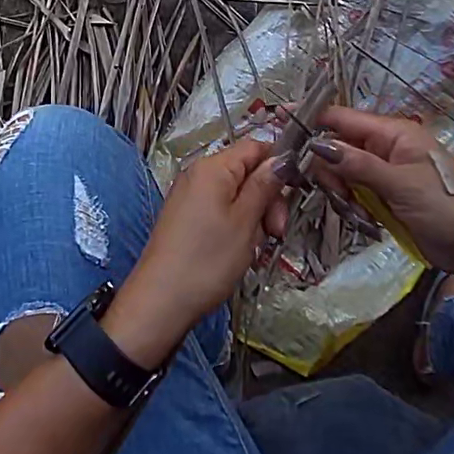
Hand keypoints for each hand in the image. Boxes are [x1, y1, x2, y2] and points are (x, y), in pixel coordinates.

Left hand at [106, 140, 283, 367]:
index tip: (294, 193)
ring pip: (238, 194)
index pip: (256, 147)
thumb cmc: (207, 260)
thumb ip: (265, 185)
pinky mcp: (187, 219)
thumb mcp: (246, 221)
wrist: (159, 306)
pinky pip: (222, 210)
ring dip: (256, 216)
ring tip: (257, 246)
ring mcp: (190, 198)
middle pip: (248, 172)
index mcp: (212, 168)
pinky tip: (241, 249)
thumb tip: (282, 159)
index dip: (279, 165)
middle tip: (276, 231)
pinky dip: (238, 226)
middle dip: (268, 198)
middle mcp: (198, 175)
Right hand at [305, 106, 453, 280]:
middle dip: (328, 166)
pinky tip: (361, 217)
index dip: (314, 120)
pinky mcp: (387, 197)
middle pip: (341, 146)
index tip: (279, 123)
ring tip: (352, 207)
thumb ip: (359, 165)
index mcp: (395, 133)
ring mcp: (387, 174)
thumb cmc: (445, 205)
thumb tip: (319, 145)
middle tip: (334, 192)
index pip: (345, 119)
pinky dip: (352, 203)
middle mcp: (388, 148)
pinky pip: (357, 193)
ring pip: (346, 172)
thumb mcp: (401, 183)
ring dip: (341, 189)